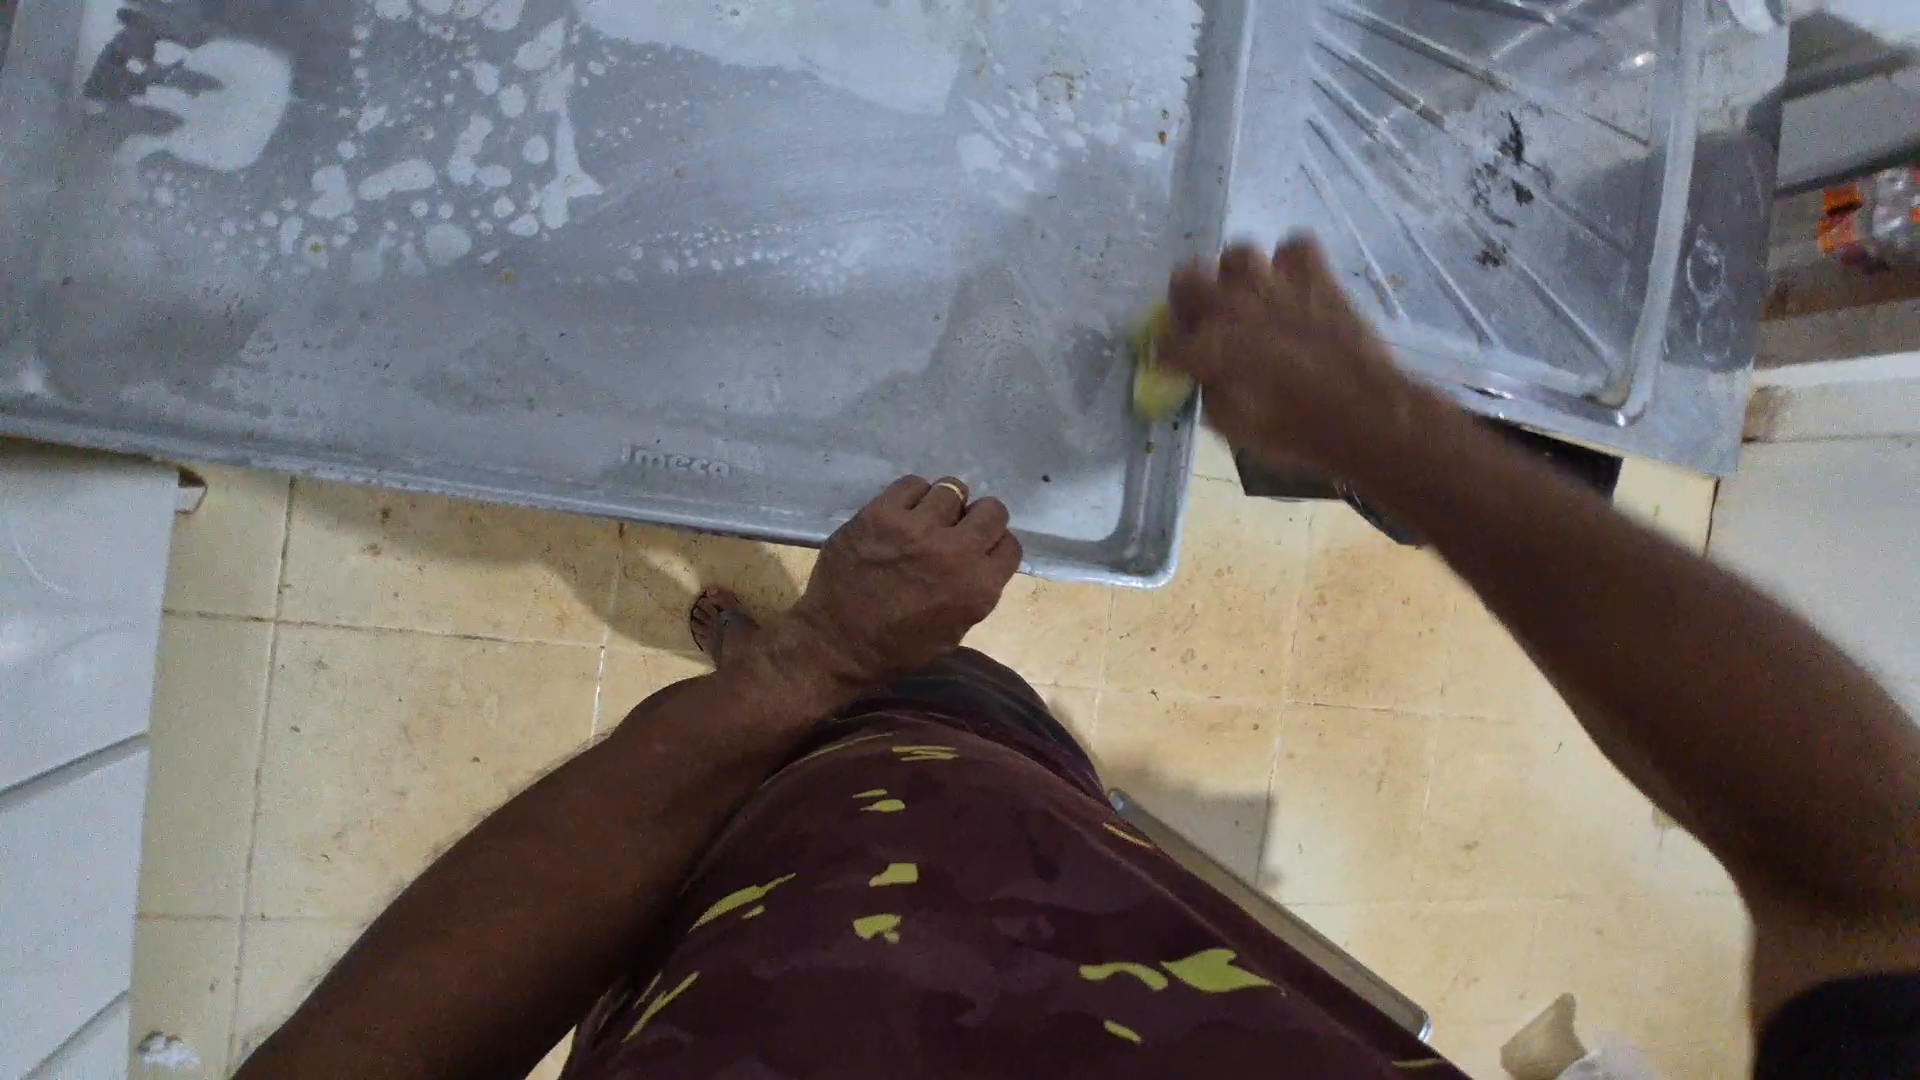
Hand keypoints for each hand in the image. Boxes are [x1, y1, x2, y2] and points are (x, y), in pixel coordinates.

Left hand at [773, 475, 1022, 689]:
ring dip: (944, 505)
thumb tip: (983, 556)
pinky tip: (902, 515)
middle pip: (991, 510)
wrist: (837, 643)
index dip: (995, 545)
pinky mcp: (881, 514)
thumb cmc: (898, 647)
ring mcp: (916, 529)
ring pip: (952, 490)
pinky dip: (912, 497)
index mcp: (978, 588)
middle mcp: (954, 552)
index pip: (1010, 545)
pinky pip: (912, 484)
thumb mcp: (955, 630)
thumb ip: (976, 589)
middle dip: (978, 519)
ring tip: (926, 520)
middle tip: (958, 529)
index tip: (980, 548)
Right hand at [1163, 235, 1453, 474]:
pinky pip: (1294, 249)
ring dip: (1234, 276)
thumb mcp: (1230, 426)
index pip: (1166, 343)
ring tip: (1244, 298)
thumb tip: (1200, 375)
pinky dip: (1287, 265)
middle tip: (1200, 322)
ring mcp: (1276, 285)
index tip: (1175, 365)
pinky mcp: (1315, 276)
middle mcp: (1233, 308)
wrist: (1364, 414)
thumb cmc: (1292, 431)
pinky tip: (1289, 287)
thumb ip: (1206, 391)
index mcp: (1208, 348)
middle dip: (1185, 302)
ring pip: (1237, 255)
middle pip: (1185, 281)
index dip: (1167, 355)